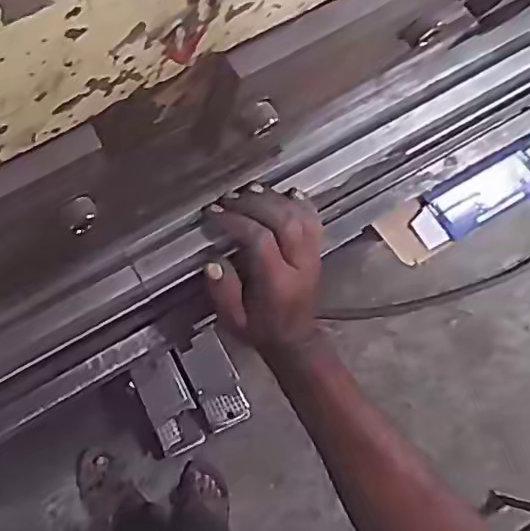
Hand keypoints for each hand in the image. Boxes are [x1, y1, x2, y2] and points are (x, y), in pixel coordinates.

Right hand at [204, 185, 324, 355]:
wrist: (295, 340)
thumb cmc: (260, 329)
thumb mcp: (233, 320)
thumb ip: (222, 291)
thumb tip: (212, 262)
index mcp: (277, 282)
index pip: (260, 239)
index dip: (236, 221)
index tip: (213, 213)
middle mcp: (300, 265)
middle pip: (283, 220)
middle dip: (253, 203)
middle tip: (228, 198)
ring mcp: (312, 256)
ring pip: (300, 216)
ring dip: (274, 198)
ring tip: (249, 190)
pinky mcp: (317, 251)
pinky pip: (313, 220)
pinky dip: (301, 202)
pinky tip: (286, 192)